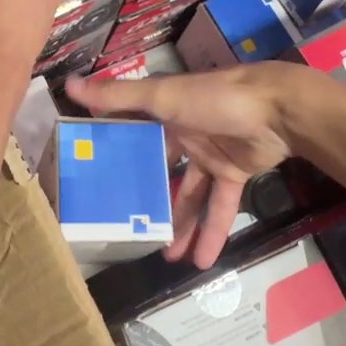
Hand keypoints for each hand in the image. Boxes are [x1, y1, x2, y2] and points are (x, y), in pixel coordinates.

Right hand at [65, 62, 306, 267]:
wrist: (277, 110)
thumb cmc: (214, 98)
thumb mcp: (162, 96)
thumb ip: (117, 95)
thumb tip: (69, 83)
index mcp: (164, 109)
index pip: (132, 129)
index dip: (114, 150)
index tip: (93, 174)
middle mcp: (183, 130)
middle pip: (159, 168)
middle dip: (145, 196)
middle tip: (125, 226)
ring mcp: (209, 153)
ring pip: (188, 193)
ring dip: (178, 223)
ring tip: (164, 257)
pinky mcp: (234, 172)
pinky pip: (219, 205)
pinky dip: (211, 231)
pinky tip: (200, 262)